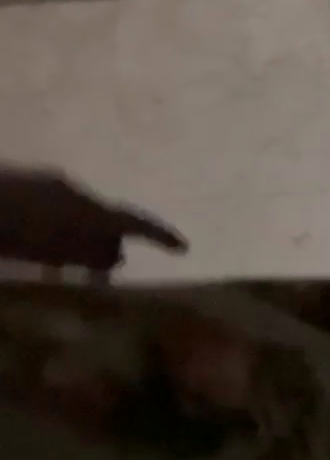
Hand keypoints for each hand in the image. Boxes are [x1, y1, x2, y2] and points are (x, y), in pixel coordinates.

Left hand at [0, 171, 185, 270]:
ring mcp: (38, 184)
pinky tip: (33, 251)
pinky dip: (49, 230)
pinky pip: (46, 209)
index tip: (182, 249)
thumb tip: (115, 256)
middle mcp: (69, 190)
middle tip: (97, 277)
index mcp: (85, 207)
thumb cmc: (3, 229)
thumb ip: (83, 253)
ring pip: (72, 215)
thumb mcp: (44, 249)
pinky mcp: (13, 182)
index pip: (136, 222)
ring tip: (59, 269)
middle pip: (102, 219)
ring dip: (73, 240)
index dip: (160, 236)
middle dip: (103, 245)